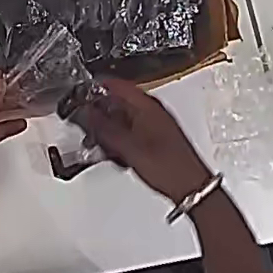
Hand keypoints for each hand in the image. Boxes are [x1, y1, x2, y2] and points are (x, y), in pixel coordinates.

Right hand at [75, 78, 214, 203]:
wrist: (191, 187)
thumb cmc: (169, 166)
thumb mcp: (128, 147)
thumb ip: (104, 128)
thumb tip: (86, 113)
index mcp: (147, 105)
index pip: (117, 84)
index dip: (97, 87)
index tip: (81, 94)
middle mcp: (151, 110)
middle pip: (119, 101)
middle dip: (100, 110)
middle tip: (85, 120)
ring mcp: (154, 124)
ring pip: (124, 117)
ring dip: (109, 127)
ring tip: (98, 141)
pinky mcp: (155, 137)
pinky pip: (131, 130)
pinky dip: (119, 137)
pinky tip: (115, 152)